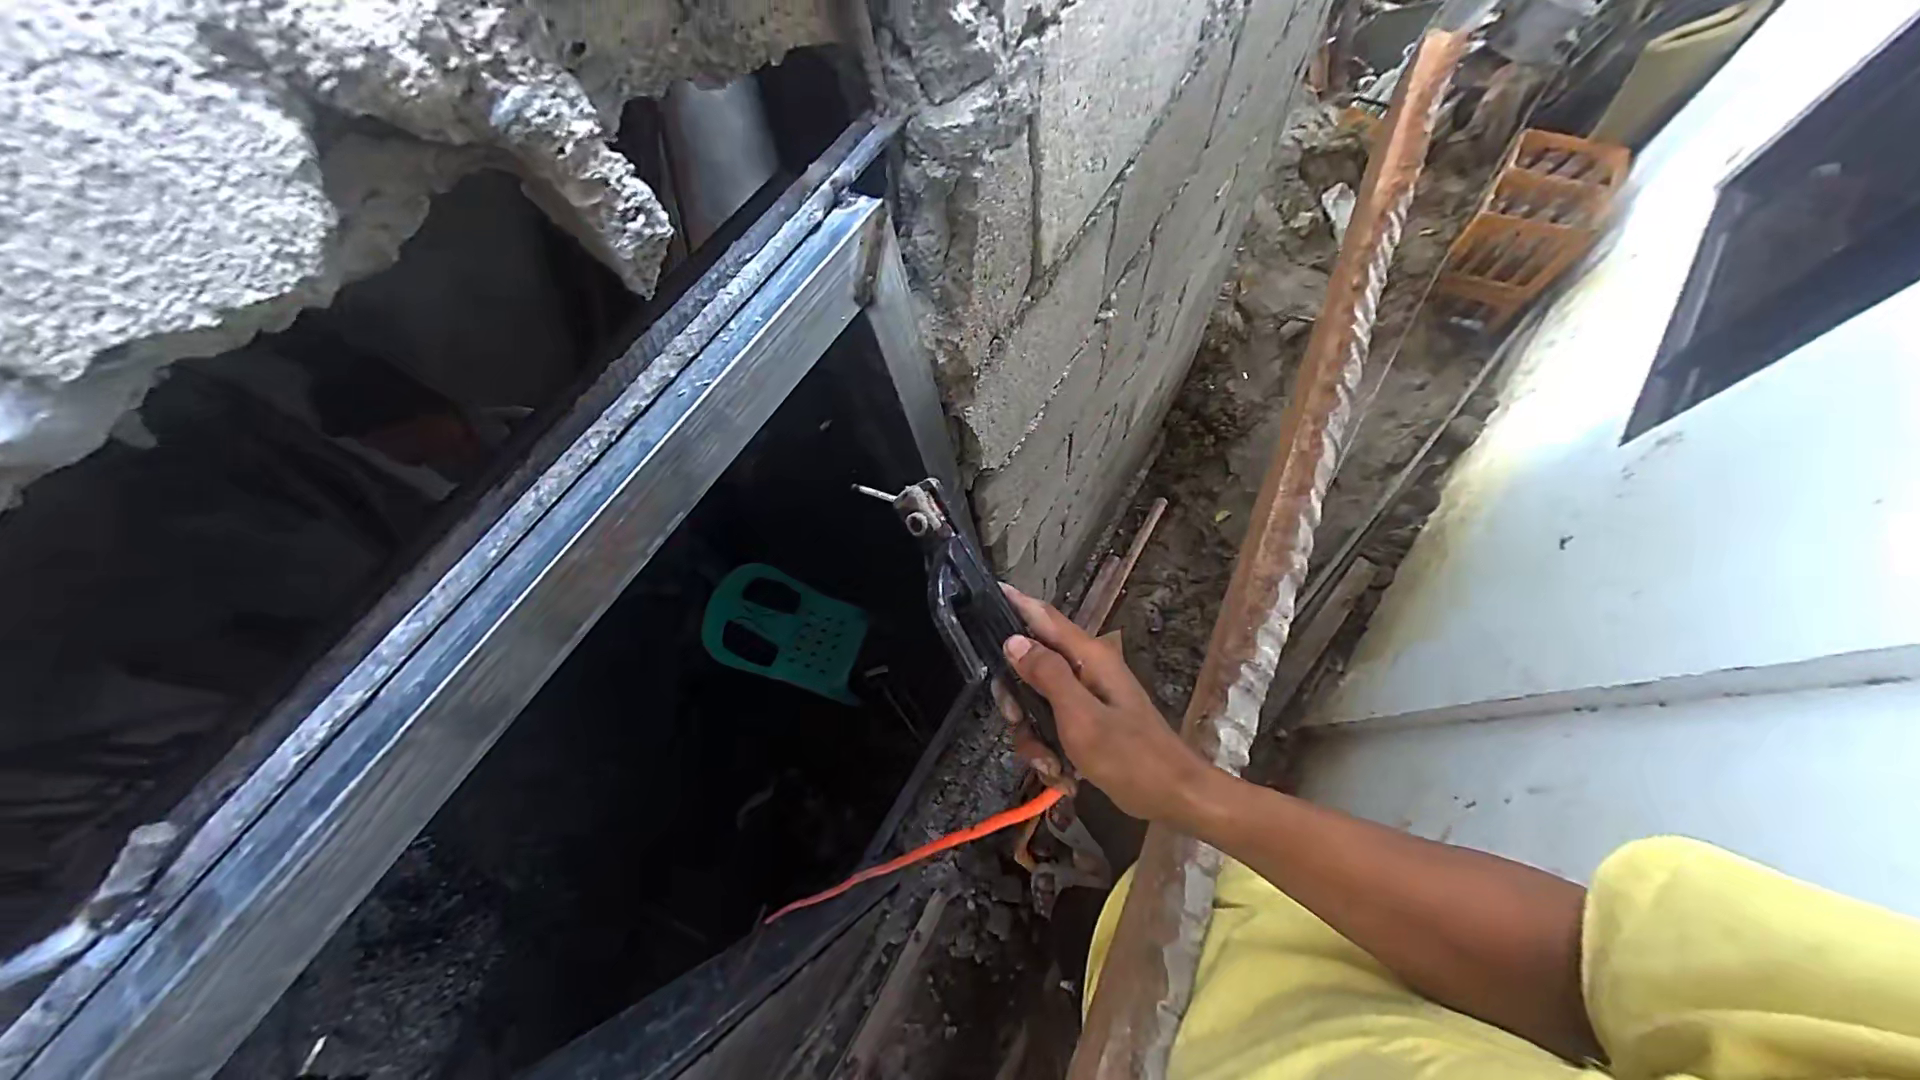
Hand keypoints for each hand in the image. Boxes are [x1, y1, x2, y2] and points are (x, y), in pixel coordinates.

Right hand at [999, 584, 1214, 822]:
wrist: (1173, 798)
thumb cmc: (1131, 757)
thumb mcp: (1081, 717)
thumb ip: (1047, 675)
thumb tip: (1013, 640)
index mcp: (1089, 657)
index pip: (1044, 617)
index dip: (1015, 603)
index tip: (989, 594)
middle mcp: (1086, 670)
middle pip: (1031, 667)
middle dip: (1018, 701)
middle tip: (1018, 723)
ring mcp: (1086, 697)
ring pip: (1036, 704)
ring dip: (1035, 739)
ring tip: (1052, 767)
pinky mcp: (1087, 722)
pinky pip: (1052, 728)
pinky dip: (1051, 754)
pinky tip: (1064, 776)